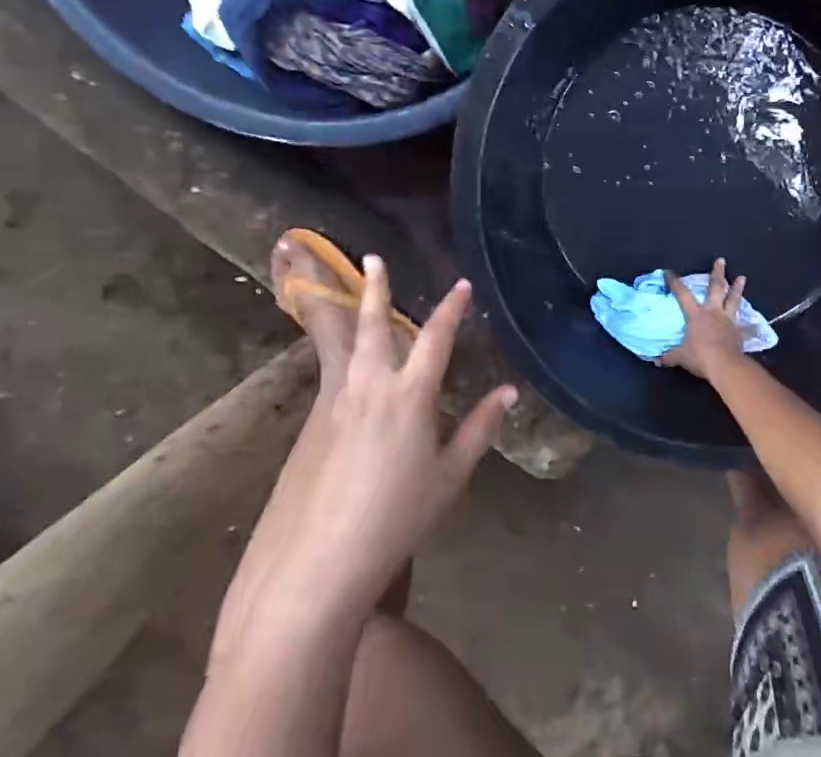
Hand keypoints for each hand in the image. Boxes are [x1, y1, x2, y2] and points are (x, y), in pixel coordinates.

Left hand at [264, 258, 515, 615]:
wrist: (317, 562)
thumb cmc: (397, 517)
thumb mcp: (450, 475)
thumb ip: (480, 428)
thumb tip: (509, 392)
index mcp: (409, 396)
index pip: (436, 339)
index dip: (452, 309)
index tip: (462, 285)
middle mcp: (368, 388)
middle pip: (372, 327)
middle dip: (376, 290)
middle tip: (374, 259)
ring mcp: (333, 405)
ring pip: (344, 346)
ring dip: (352, 315)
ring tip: (354, 296)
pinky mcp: (311, 427)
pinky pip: (333, 376)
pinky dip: (343, 356)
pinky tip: (351, 370)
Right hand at [658, 258, 750, 380]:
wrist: (725, 365)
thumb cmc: (700, 356)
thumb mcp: (680, 357)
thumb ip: (669, 356)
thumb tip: (656, 360)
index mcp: (697, 315)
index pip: (683, 295)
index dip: (675, 283)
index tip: (669, 272)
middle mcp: (714, 312)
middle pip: (716, 288)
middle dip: (717, 273)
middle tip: (721, 260)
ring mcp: (729, 320)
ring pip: (733, 300)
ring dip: (737, 288)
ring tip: (742, 277)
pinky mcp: (740, 331)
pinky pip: (746, 327)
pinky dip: (751, 326)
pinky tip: (758, 325)